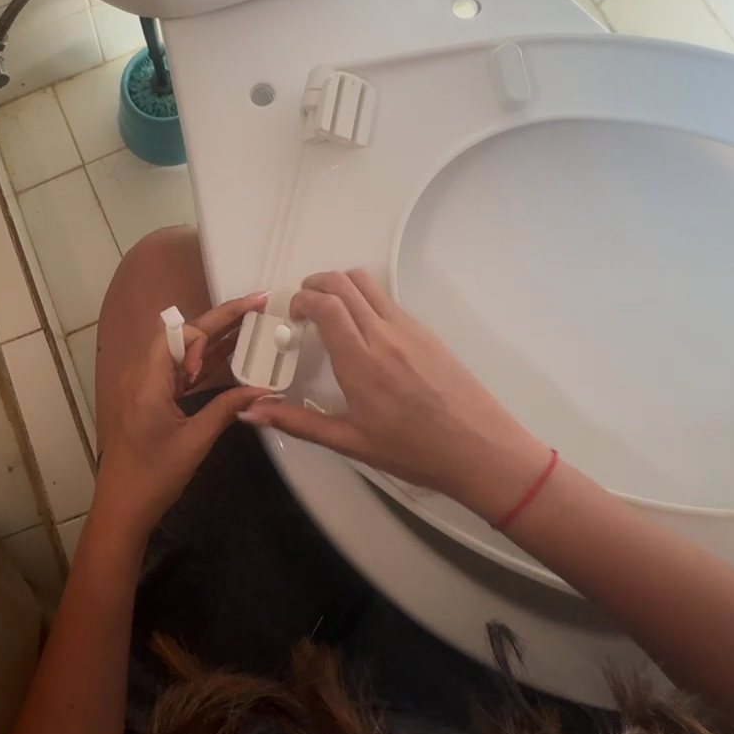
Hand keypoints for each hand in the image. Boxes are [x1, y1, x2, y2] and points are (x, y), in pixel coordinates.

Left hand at [91, 292, 274, 543]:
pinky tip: (229, 352)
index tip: (220, 359)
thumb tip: (264, 391)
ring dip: (214, 337)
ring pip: (182, 349)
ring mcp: (145, 384)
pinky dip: (203, 360)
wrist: (122, 505)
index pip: (177, 335)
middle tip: (257, 302)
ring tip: (251, 321)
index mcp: (146, 380)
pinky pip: (179, 368)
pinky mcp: (151, 396)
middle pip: (182, 335)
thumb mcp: (195, 442)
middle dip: (219, 318)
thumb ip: (226, 409)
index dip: (203, 338)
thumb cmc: (154, 476)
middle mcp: (141, 373)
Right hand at [238, 270, 550, 521]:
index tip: (292, 317)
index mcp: (360, 361)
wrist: (482, 452)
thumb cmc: (413, 451)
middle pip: (342, 282)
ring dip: (339, 285)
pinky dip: (364, 298)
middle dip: (314, 285)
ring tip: (330, 311)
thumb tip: (250, 412)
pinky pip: (386, 299)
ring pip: (366, 281)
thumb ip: (297, 422)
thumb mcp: (350, 442)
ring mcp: (408, 328)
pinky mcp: (426, 331)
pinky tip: (363, 329)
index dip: (301, 299)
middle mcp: (382, 334)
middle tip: (303, 308)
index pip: (325, 304)